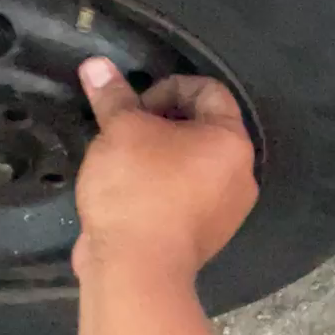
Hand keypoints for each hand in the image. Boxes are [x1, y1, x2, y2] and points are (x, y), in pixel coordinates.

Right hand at [72, 57, 258, 280]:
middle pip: (202, 128)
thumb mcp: (120, 131)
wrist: (136, 270)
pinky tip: (126, 191)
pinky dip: (158, 185)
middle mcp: (239, 175)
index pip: (208, 91)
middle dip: (160, 120)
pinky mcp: (202, 237)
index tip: (134, 105)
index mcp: (231, 142)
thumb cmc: (137, 188)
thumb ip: (112, 96)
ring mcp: (224, 211)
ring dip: (157, 154)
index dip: (167, 86)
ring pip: (190, 164)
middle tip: (124, 128)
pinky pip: (182, 196)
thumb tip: (95, 64)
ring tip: (122, 159)